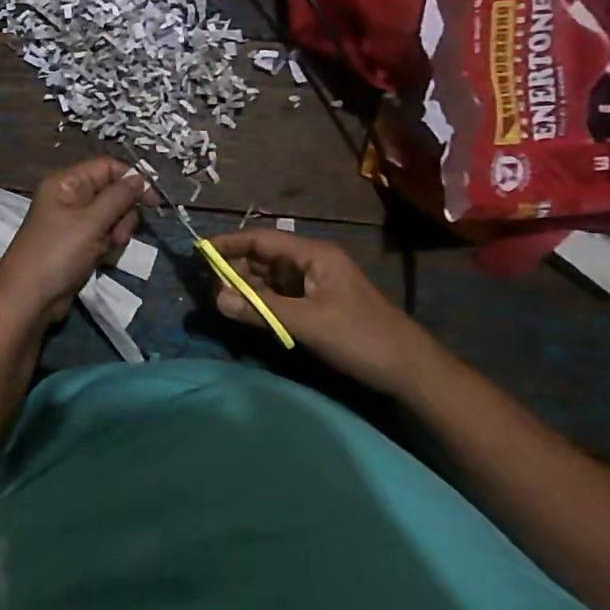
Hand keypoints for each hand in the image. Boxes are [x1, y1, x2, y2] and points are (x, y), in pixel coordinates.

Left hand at [0, 157, 154, 320]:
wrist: (30, 297)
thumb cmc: (58, 253)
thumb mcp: (90, 222)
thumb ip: (118, 197)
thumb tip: (140, 177)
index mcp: (66, 183)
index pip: (106, 167)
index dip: (131, 179)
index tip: (154, 201)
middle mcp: (70, 197)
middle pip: (112, 192)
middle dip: (122, 213)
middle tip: (117, 234)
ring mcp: (74, 222)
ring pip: (111, 217)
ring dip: (116, 233)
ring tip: (106, 249)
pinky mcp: (78, 244)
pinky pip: (103, 236)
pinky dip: (107, 247)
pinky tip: (100, 261)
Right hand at [207, 230, 442, 394]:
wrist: (411, 371)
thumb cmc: (360, 338)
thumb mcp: (307, 323)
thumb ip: (260, 310)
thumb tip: (216, 299)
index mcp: (313, 254)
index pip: (260, 239)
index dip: (228, 243)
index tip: (199, 252)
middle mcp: (311, 262)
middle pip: (262, 256)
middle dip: (233, 268)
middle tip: (207, 284)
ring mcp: (314, 283)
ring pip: (268, 277)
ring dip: (245, 286)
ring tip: (220, 299)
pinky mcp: (316, 303)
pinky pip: (279, 294)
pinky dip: (260, 300)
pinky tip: (245, 310)